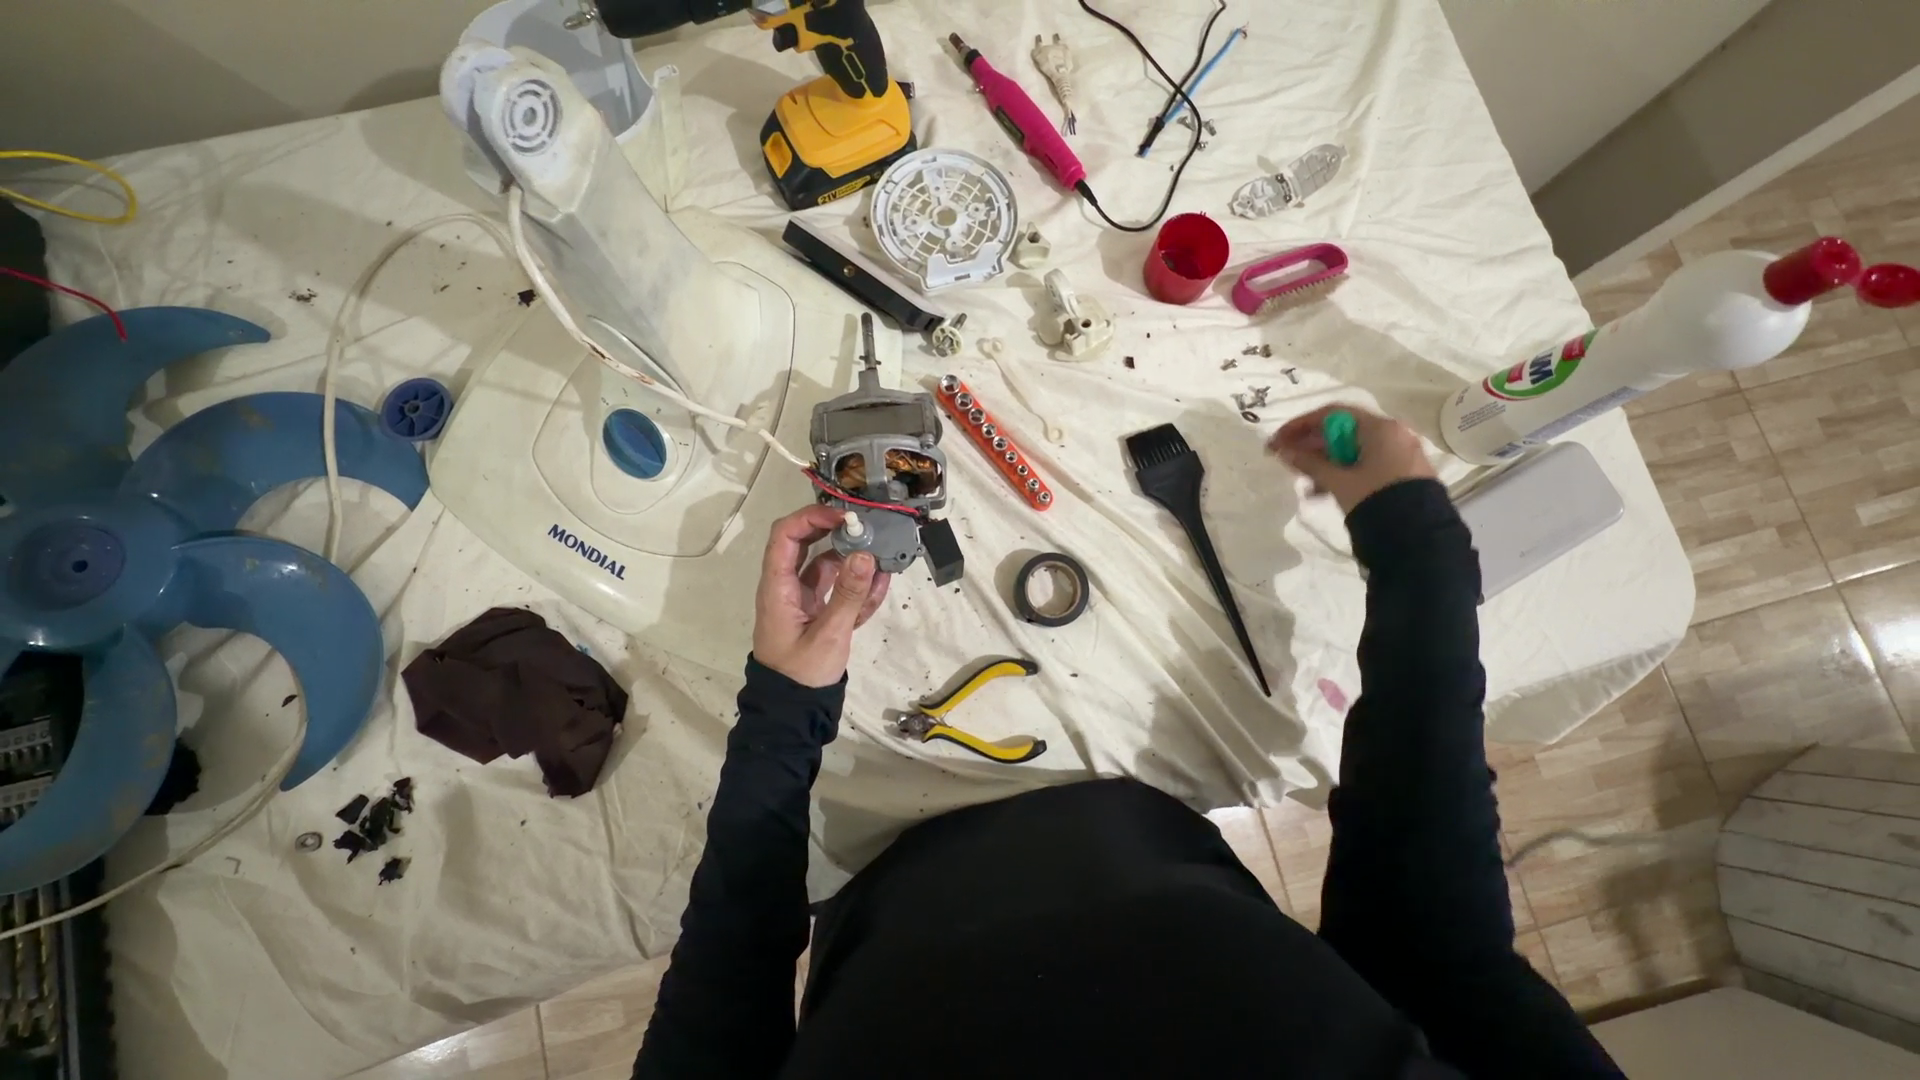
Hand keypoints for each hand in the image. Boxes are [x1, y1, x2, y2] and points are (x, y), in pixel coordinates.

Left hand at [752, 505, 892, 687]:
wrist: (794, 710)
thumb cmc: (803, 672)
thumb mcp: (829, 635)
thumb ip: (848, 595)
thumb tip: (865, 554)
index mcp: (778, 587)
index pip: (785, 535)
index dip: (812, 517)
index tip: (844, 517)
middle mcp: (788, 586)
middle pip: (807, 543)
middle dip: (837, 533)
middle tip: (867, 528)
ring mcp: (803, 598)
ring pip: (827, 565)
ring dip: (854, 561)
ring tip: (883, 558)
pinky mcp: (818, 612)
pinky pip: (838, 589)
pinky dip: (858, 586)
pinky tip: (880, 583)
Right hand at [1268, 404, 1436, 514]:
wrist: (1417, 535)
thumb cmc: (1374, 499)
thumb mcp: (1338, 481)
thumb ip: (1309, 463)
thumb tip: (1284, 451)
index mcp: (1379, 427)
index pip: (1332, 414)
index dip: (1301, 424)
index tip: (1279, 440)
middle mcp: (1393, 433)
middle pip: (1342, 431)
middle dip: (1311, 445)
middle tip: (1286, 459)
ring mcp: (1401, 453)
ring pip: (1353, 449)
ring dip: (1325, 461)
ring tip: (1304, 481)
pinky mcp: (1404, 472)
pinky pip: (1367, 463)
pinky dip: (1344, 471)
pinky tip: (1325, 491)